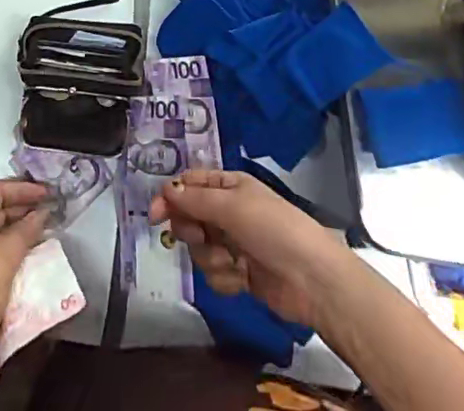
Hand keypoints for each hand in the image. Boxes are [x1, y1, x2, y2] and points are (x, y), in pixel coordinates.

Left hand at [0, 179, 50, 338]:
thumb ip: (28, 227)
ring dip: (20, 229)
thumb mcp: (8, 252)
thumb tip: (42, 213)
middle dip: (23, 207)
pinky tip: (32, 250)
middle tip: (51, 209)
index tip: (46, 192)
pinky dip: (12, 247)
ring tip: (46, 228)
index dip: (21, 188)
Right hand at [148, 169, 350, 328]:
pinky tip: (242, 279)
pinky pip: (213, 273)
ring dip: (211, 258)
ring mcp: (234, 243)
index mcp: (230, 186)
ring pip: (199, 249)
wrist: (309, 277)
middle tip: (203, 238)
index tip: (154, 215)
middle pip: (190, 217)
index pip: (190, 184)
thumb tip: (165, 189)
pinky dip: (224, 277)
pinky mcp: (238, 272)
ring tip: (232, 261)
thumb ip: (194, 199)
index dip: (170, 196)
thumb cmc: (272, 228)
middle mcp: (229, 211)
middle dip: (192, 231)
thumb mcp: (232, 206)